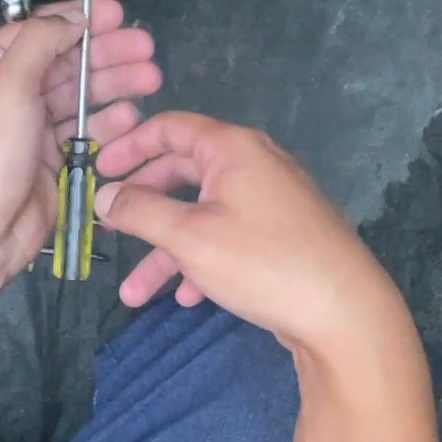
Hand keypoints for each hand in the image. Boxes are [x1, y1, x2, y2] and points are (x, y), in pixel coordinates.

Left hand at [0, 0, 160, 272]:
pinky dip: (107, 121)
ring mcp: (30, 125)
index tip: (114, 14)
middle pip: (64, 62)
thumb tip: (71, 21)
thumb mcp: (8, 85)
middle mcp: (5, 92)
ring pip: (79, 94)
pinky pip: (84, 129)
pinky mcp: (50, 155)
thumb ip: (40, 41)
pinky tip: (131, 116)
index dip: (76, 20)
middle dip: (105, 53)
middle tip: (145, 48)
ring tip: (150, 78)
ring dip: (114, 85)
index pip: (35, 32)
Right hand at [94, 112, 405, 353]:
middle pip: (181, 175)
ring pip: (200, 217)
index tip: (98, 170)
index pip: (170, 128)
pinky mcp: (279, 236)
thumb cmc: (261, 261)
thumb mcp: (188, 236)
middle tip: (108, 226)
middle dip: (141, 208)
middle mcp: (252, 165)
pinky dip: (200, 262)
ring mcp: (269, 202)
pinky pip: (226, 237)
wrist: (343, 313)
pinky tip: (187, 297)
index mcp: (232, 149)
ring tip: (134, 294)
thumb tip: (103, 196)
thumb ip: (139, 211)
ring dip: (164, 253)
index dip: (130, 146)